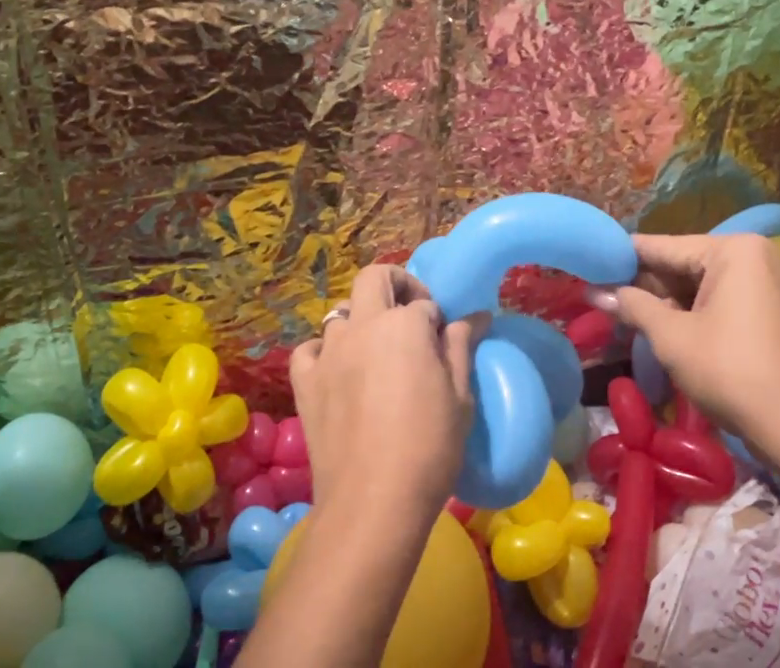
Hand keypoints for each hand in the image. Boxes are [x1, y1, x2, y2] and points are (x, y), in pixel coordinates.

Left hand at [290, 265, 487, 523]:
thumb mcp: (460, 397)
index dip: (437, 318)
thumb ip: (461, 347)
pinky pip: (310, 349)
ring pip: (340, 314)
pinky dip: (324, 351)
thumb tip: (475, 316)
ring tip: (377, 352)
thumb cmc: (429, 447)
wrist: (373, 500)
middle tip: (411, 316)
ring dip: (360, 321)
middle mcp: (362, 326)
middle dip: (396, 286)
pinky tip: (338, 371)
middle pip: (374, 279)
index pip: (424, 303)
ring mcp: (328, 352)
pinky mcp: (304, 381)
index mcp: (403, 325)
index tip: (444, 340)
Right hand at [612, 234, 779, 466]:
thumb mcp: (671, 337)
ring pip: (708, 287)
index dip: (623, 259)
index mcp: (736, 250)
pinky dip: (699, 314)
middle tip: (603, 298)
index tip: (589, 266)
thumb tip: (594, 292)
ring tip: (627, 318)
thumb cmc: (731, 372)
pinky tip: (667, 331)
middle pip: (688, 265)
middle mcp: (761, 257)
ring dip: (670, 303)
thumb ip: (633, 306)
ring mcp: (777, 286)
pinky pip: (730, 303)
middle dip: (647, 285)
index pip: (665, 246)